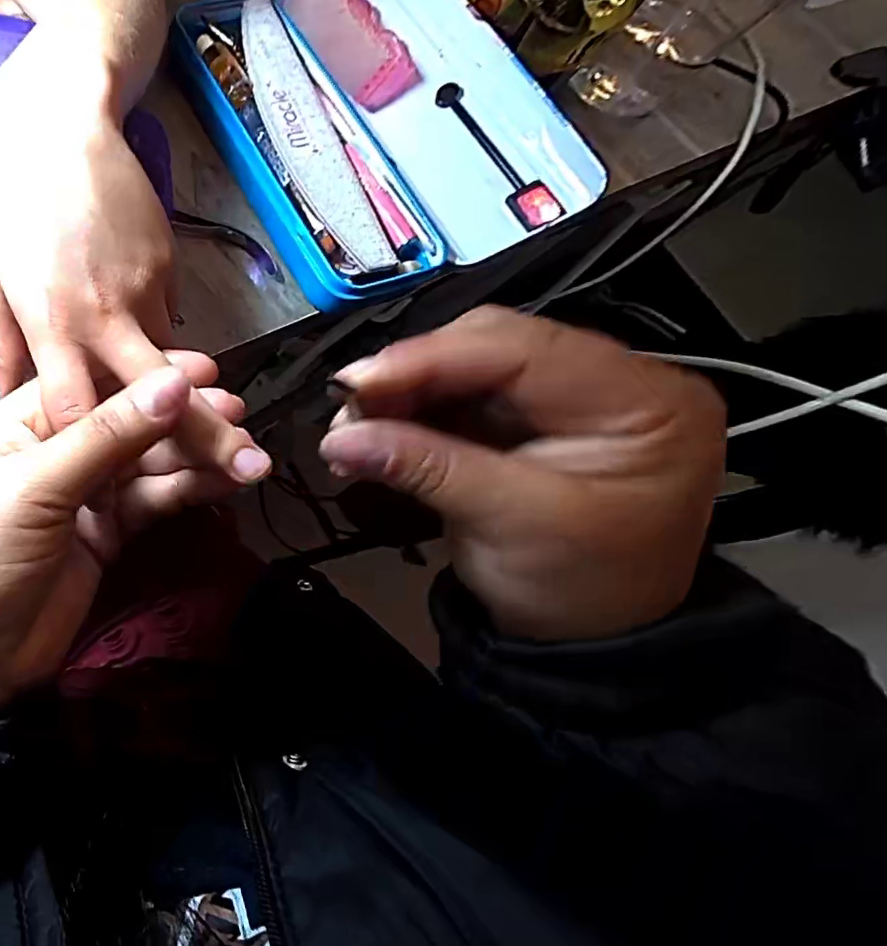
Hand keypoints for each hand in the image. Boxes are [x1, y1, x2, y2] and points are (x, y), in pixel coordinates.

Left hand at [0, 64, 270, 486]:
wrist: (57, 130)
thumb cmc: (14, 213)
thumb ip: (5, 350)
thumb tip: (1, 400)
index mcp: (49, 324)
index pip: (78, 409)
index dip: (96, 452)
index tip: (116, 488)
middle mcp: (101, 314)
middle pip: (155, 394)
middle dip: (204, 437)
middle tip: (249, 469)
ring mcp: (144, 287)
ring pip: (169, 359)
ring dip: (183, 393)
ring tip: (218, 424)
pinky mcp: (170, 265)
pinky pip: (171, 319)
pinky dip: (165, 341)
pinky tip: (156, 343)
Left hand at [0, 353, 247, 715]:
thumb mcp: (34, 488)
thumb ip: (106, 436)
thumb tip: (173, 383)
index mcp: (17, 423)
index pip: (88, 383)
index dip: (142, 374)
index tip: (204, 368)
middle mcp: (51, 450)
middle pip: (124, 421)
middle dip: (178, 417)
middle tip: (235, 412)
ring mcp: (79, 493)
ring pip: (144, 462)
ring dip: (193, 456)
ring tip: (245, 451)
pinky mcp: (103, 532)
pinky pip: (150, 501)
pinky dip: (187, 491)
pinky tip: (225, 481)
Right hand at [317, 307, 726, 641]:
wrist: (585, 633)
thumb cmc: (578, 581)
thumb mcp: (508, 522)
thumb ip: (426, 468)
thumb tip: (338, 438)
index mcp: (638, 400)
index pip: (523, 349)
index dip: (431, 357)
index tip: (356, 382)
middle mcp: (598, 382)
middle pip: (483, 344)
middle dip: (408, 374)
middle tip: (349, 410)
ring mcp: (549, 399)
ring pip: (452, 364)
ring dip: (393, 393)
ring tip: (351, 433)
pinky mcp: (506, 417)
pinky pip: (439, 394)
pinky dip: (396, 411)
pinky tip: (367, 438)